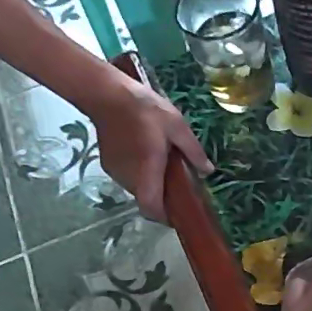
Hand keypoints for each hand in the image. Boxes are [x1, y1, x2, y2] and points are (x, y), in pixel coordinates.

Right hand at [89, 79, 211, 224]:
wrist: (104, 93)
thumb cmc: (144, 109)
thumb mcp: (177, 126)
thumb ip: (193, 151)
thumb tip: (208, 171)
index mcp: (147, 172)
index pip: (151, 208)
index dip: (164, 217)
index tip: (179, 214)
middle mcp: (128, 177)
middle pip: (145, 200)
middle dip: (162, 198)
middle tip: (179, 184)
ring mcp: (115, 171)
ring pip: (136, 189)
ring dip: (150, 184)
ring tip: (163, 167)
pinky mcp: (106, 163)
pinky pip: (126, 177)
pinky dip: (139, 175)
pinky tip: (147, 156)